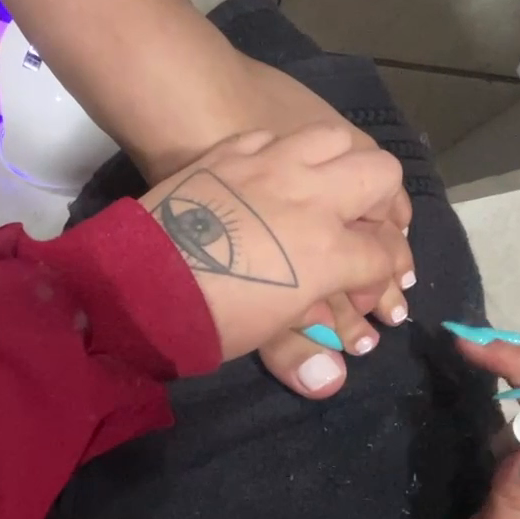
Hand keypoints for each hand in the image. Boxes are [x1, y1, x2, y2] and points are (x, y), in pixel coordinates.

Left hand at [136, 55, 415, 397]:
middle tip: (361, 229)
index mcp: (328, 249)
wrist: (138, 279)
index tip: (363, 294)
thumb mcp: (260, 334)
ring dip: (337, 162)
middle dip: (380, 204)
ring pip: (331, 138)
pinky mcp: (229, 152)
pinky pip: (272, 138)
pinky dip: (281, 153)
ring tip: (324, 190)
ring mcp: (270, 164)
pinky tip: (270, 175)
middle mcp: (311, 196)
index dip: (381, 277)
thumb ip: (302, 346)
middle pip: (378, 174)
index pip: (381, 254)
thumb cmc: (205, 317)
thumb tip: (329, 381)